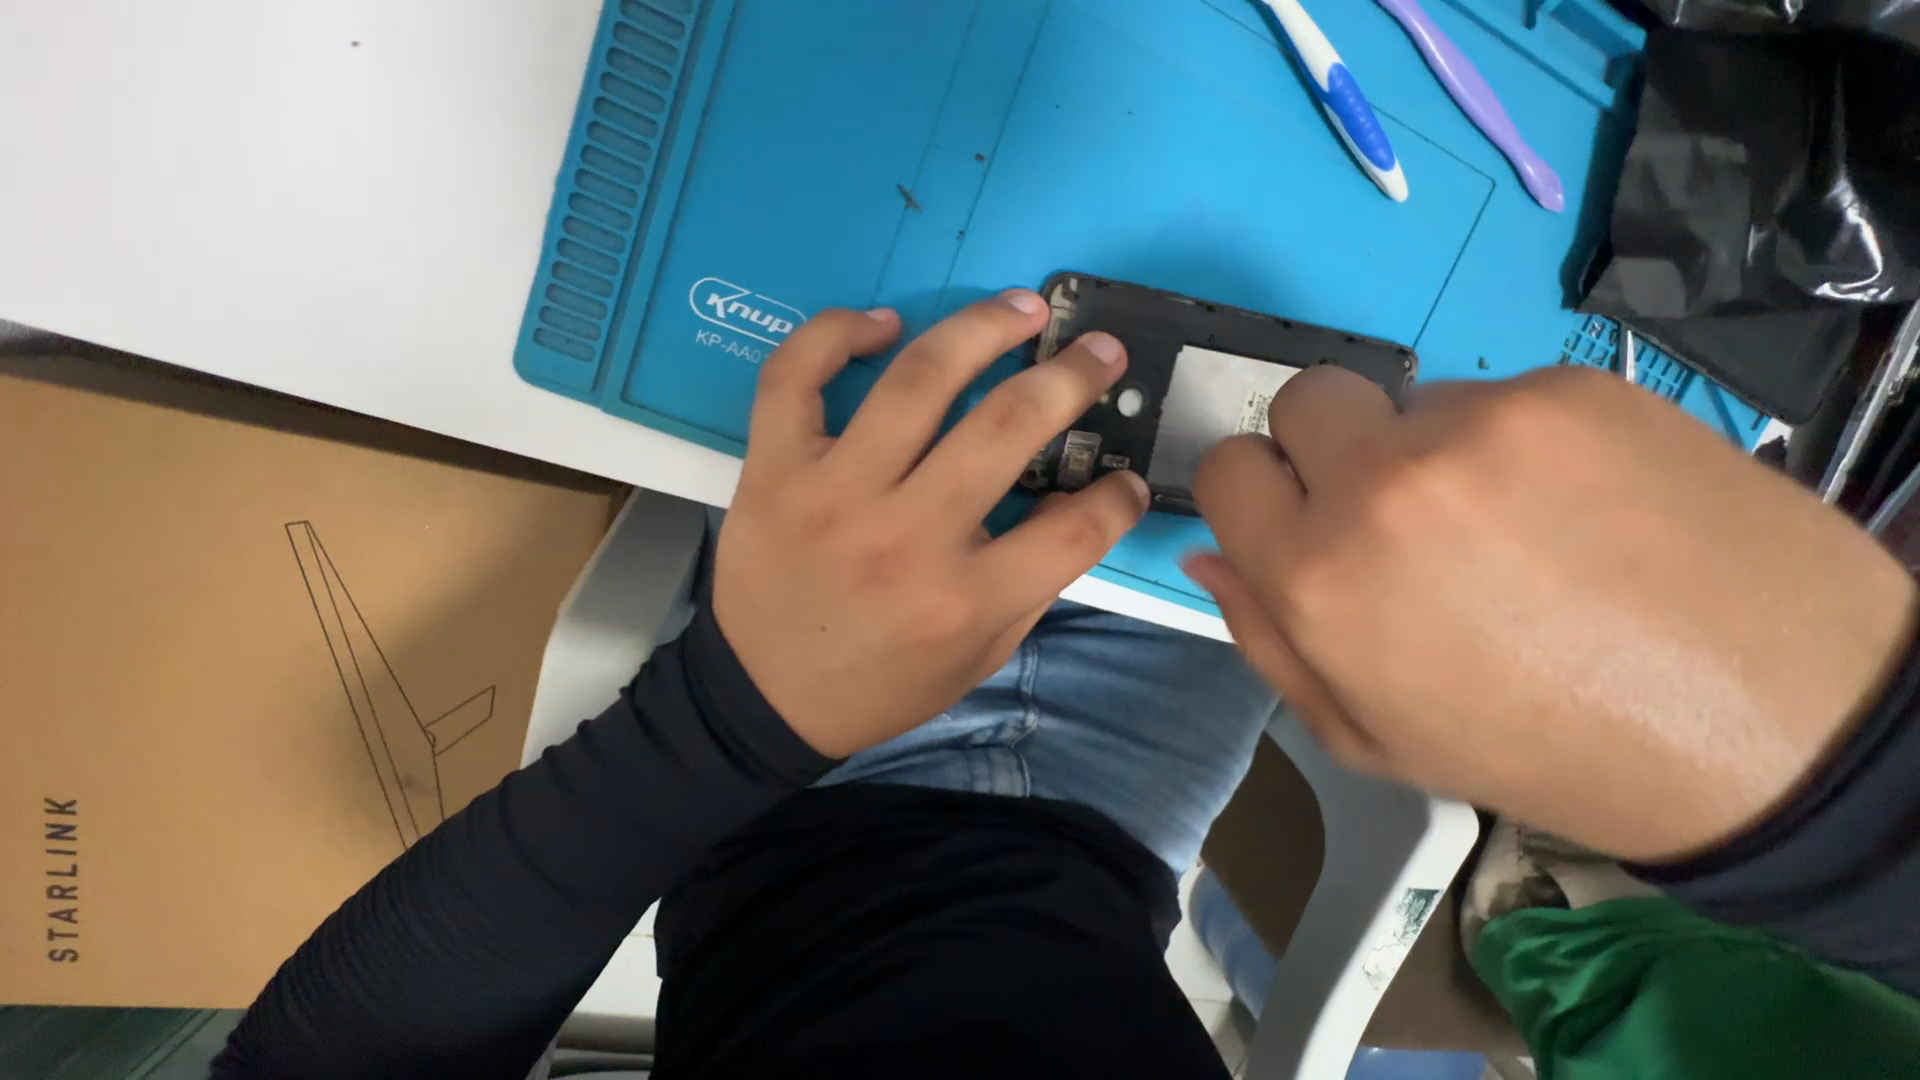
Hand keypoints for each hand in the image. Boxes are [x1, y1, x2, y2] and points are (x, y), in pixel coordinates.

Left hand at [713, 292, 1148, 758]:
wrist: (763, 699)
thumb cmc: (880, 684)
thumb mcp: (977, 659)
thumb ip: (1033, 587)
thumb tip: (1076, 507)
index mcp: (965, 598)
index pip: (1075, 529)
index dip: (1118, 498)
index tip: (1126, 480)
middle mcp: (907, 536)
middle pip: (1008, 426)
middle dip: (1072, 377)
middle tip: (1098, 351)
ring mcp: (834, 493)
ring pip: (918, 380)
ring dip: (983, 327)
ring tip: (1021, 307)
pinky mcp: (774, 469)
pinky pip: (794, 376)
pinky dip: (835, 332)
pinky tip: (883, 324)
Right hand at [1188, 366, 1916, 861]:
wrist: (1767, 726)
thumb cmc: (1528, 746)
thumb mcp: (1361, 731)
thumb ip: (1262, 637)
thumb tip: (1207, 555)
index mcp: (1315, 572)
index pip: (1225, 466)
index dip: (1253, 494)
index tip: (1294, 520)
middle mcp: (1380, 481)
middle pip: (1299, 399)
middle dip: (1323, 447)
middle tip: (1385, 507)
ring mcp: (1481, 424)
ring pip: (1404, 401)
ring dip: (1422, 449)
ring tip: (1503, 520)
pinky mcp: (1573, 389)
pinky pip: (1497, 396)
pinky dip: (1510, 442)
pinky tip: (1572, 502)